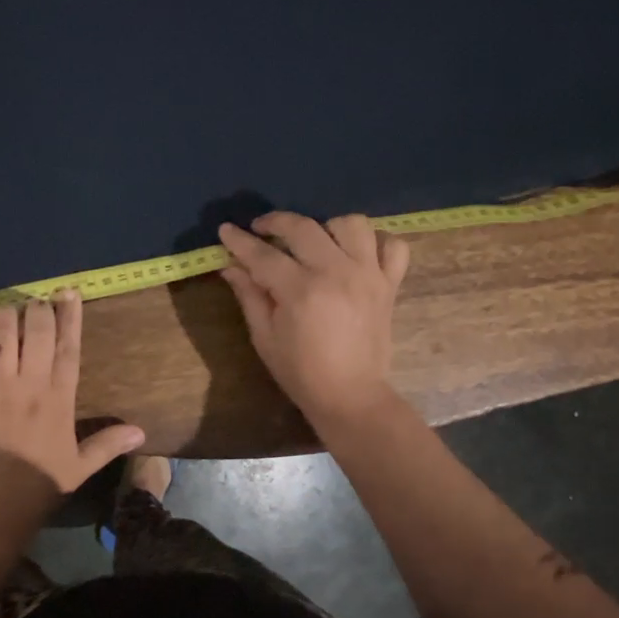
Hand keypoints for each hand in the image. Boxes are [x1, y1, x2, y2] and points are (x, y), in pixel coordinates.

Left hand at [0, 291, 144, 516]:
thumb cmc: (38, 487)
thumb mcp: (79, 467)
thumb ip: (108, 444)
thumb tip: (141, 432)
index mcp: (59, 398)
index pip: (68, 347)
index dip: (70, 316)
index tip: (68, 292)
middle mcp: (28, 383)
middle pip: (35, 331)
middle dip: (36, 309)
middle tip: (34, 302)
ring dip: (2, 316)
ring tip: (4, 310)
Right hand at [218, 212, 410, 428]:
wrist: (350, 395)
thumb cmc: (300, 371)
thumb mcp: (264, 336)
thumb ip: (249, 295)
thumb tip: (231, 266)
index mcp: (301, 290)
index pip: (263, 255)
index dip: (240, 241)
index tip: (225, 230)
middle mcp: (337, 273)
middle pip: (304, 227)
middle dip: (276, 222)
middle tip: (261, 229)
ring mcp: (368, 275)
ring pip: (351, 225)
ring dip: (326, 227)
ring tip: (314, 242)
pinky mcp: (390, 284)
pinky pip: (392, 246)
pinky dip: (376, 242)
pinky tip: (356, 253)